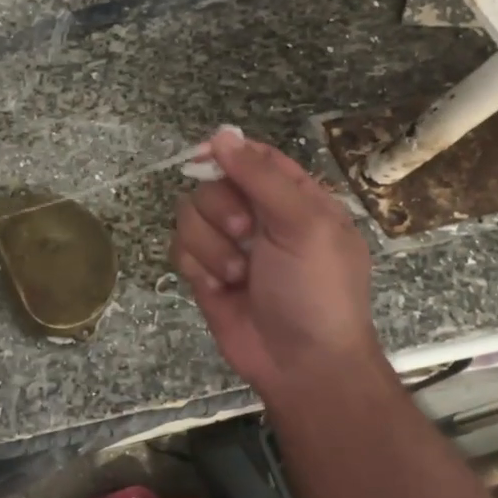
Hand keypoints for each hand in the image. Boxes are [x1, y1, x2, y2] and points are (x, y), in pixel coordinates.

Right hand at [172, 130, 379, 400]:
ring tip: (239, 274)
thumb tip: (220, 134)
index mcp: (295, 199)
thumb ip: (261, 177)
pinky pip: (180, 249)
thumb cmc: (317, 291)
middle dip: (220, 211)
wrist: (300, 363)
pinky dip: (199, 268)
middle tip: (245, 234)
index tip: (206, 157)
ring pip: (189, 217)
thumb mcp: (304, 226)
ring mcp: (229, 244)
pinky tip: (222, 288)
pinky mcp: (206, 271)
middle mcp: (259, 216)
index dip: (228, 153)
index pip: (254, 158)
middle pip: (211, 185)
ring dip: (211, 246)